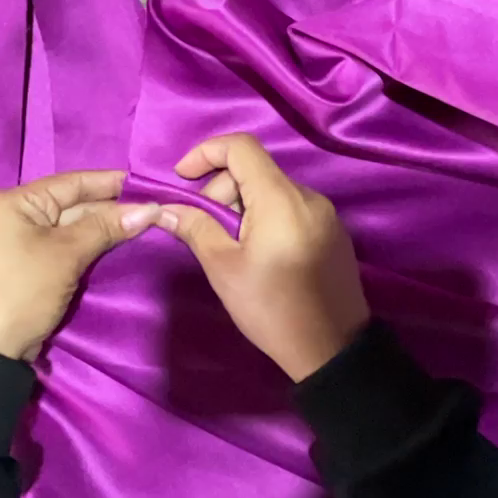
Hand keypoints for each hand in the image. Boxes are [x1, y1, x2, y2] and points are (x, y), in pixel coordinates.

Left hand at [0, 170, 157, 360]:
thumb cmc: (24, 290)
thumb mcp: (66, 254)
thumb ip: (106, 227)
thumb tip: (150, 209)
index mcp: (18, 201)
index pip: (73, 182)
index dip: (113, 182)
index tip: (150, 184)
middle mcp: (20, 214)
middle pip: (75, 203)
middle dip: (113, 207)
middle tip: (157, 208)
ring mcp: (26, 241)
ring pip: (74, 226)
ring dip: (106, 227)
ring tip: (148, 224)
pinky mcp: (35, 265)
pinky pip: (68, 246)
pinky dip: (92, 244)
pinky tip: (121, 243)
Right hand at [156, 134, 369, 380]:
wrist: (332, 351)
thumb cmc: (272, 307)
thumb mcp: (223, 268)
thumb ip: (195, 227)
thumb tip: (165, 208)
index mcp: (280, 198)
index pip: (240, 147)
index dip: (205, 153)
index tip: (182, 179)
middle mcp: (307, 196)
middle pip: (254, 170)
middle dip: (220, 190)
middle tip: (204, 228)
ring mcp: (325, 213)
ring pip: (271, 190)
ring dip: (241, 206)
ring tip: (230, 246)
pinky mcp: (332, 231)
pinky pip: (290, 208)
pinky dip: (264, 216)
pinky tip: (257, 252)